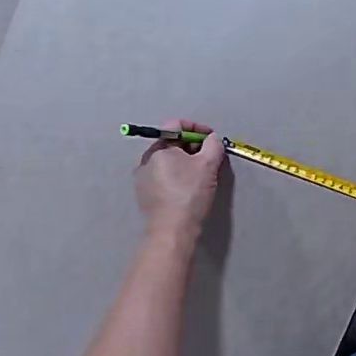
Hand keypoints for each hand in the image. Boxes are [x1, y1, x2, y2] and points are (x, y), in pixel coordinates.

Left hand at [134, 119, 225, 238]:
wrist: (171, 230)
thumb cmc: (189, 194)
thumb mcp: (208, 165)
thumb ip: (213, 145)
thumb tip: (212, 139)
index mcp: (158, 148)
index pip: (175, 124)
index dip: (196, 128)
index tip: (211, 138)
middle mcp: (146, 159)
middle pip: (171, 142)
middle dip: (192, 146)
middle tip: (208, 157)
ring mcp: (142, 178)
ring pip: (167, 161)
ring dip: (184, 162)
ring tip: (200, 175)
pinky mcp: (144, 194)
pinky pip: (162, 177)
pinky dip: (175, 176)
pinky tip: (187, 189)